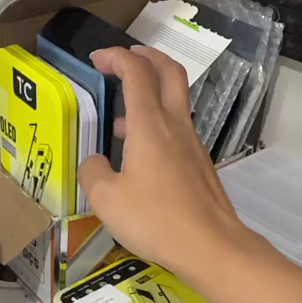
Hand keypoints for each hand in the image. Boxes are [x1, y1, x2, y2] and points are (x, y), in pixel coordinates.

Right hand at [77, 46, 267, 285]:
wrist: (209, 244)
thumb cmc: (155, 219)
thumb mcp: (107, 200)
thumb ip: (93, 173)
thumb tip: (93, 162)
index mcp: (149, 125)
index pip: (135, 73)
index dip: (116, 58)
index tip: (97, 59)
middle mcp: (174, 126)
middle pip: (168, 72)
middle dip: (146, 57)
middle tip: (126, 60)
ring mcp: (191, 145)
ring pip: (175, 102)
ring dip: (152, 94)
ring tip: (126, 113)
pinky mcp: (199, 166)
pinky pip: (178, 131)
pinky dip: (159, 125)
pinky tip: (143, 154)